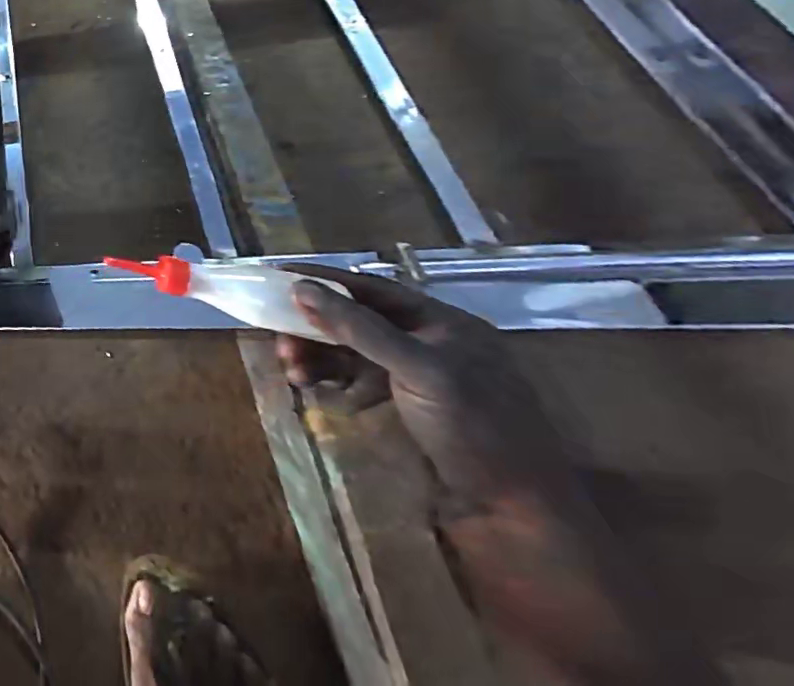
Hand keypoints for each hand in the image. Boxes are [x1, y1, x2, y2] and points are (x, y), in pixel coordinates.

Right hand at [281, 265, 580, 510]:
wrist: (515, 517)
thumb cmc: (476, 430)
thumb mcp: (420, 370)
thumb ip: (359, 328)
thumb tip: (301, 289)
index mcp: (442, 323)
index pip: (371, 288)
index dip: (324, 280)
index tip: (277, 276)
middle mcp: (426, 343)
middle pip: (355, 321)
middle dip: (314, 327)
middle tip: (279, 340)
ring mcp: (415, 379)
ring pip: (351, 353)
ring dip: (316, 357)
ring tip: (291, 371)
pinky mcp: (403, 410)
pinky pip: (355, 383)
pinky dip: (330, 382)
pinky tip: (312, 389)